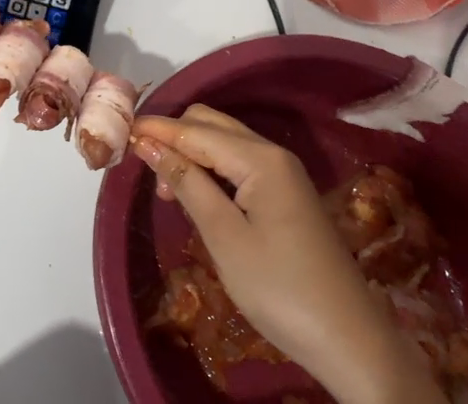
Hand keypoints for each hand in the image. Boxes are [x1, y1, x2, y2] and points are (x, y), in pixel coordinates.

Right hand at [131, 106, 444, 403]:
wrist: (351, 342)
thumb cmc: (280, 288)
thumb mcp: (223, 235)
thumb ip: (185, 182)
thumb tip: (147, 143)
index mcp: (259, 159)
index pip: (194, 129)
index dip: (155, 130)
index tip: (116, 136)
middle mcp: (273, 155)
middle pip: (210, 124)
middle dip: (172, 136)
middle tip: (141, 167)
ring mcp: (283, 175)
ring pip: (223, 143)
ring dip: (189, 153)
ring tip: (164, 187)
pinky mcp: (285, 196)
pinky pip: (237, 164)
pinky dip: (209, 169)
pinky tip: (195, 195)